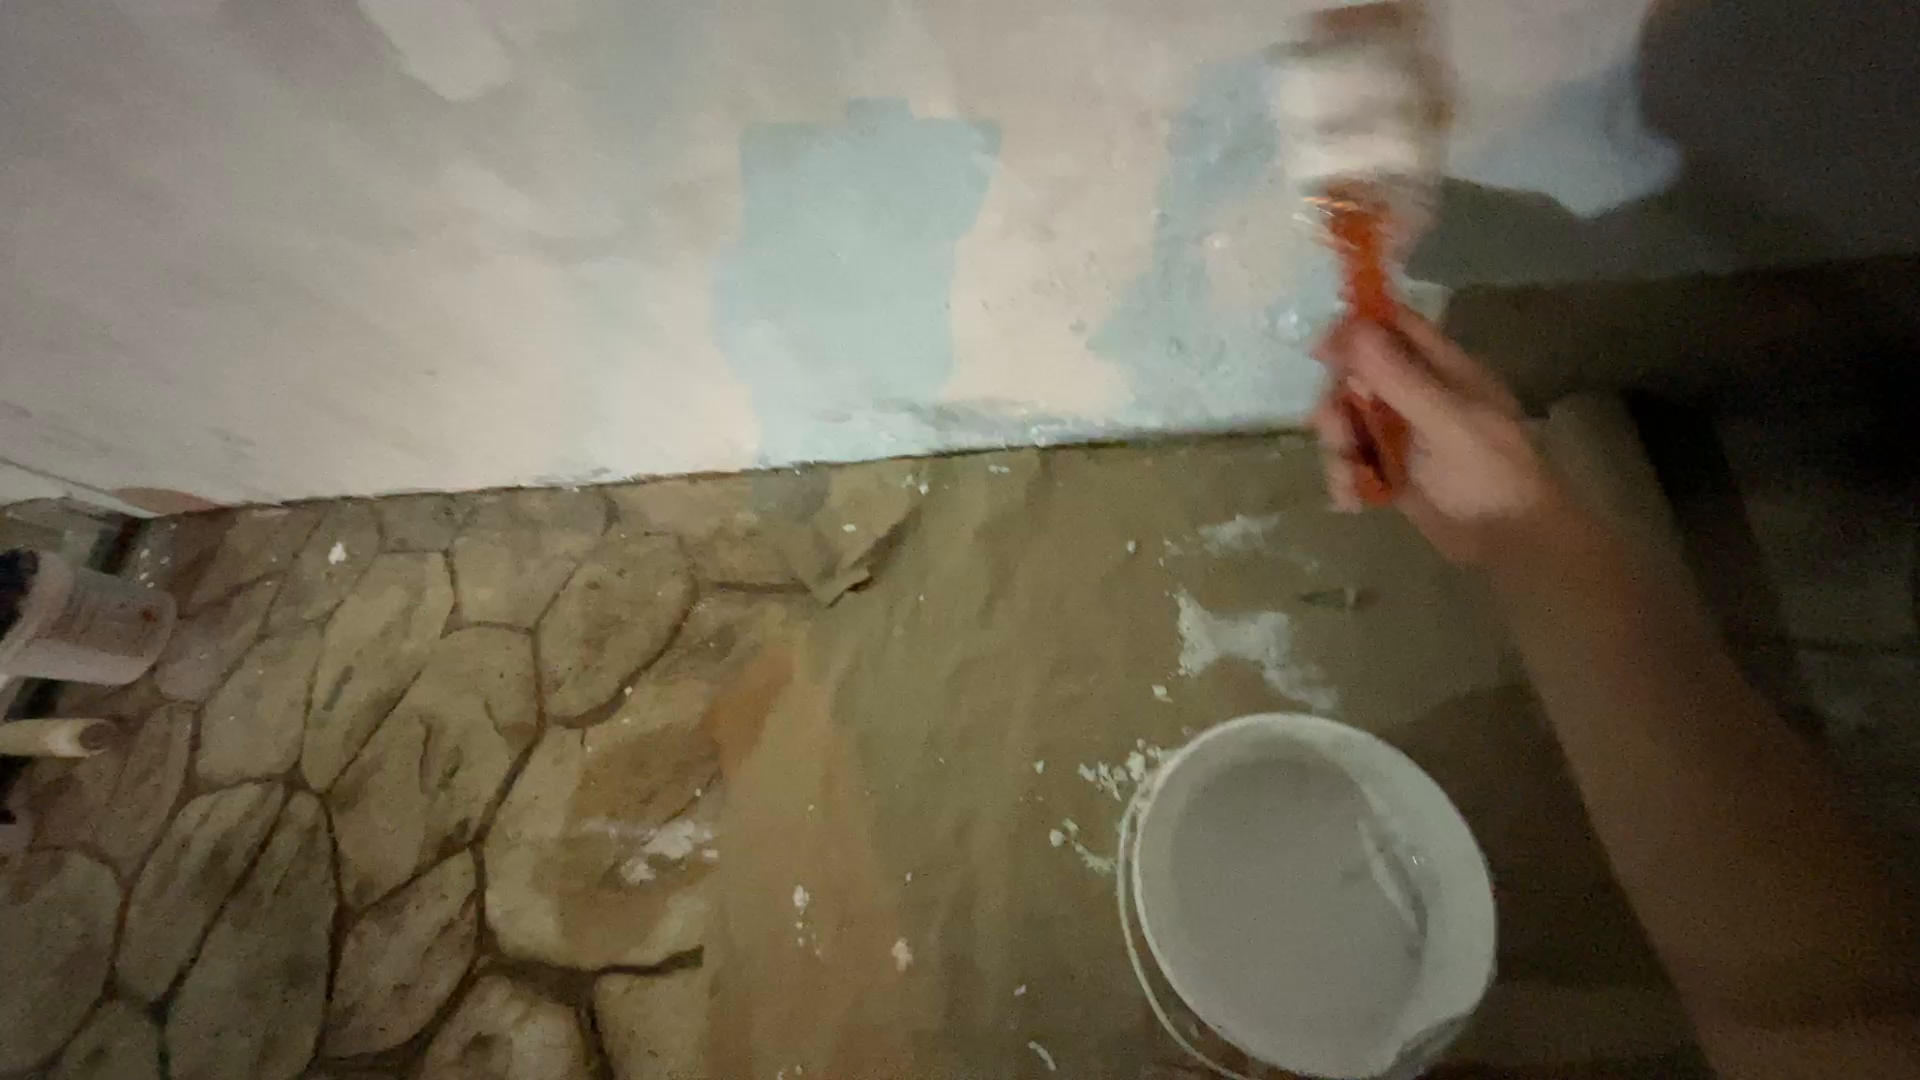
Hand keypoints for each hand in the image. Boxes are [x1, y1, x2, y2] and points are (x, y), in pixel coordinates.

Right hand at [1311, 309, 1566, 565]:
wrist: (1507, 541)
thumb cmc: (1489, 474)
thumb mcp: (1444, 420)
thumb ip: (1397, 376)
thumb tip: (1351, 327)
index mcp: (1442, 371)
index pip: (1396, 328)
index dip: (1357, 328)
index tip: (1320, 348)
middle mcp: (1416, 396)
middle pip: (1356, 380)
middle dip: (1337, 407)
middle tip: (1337, 433)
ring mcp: (1399, 433)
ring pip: (1345, 423)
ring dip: (1338, 451)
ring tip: (1350, 480)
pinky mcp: (1386, 468)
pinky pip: (1348, 460)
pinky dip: (1343, 479)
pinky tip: (1353, 500)